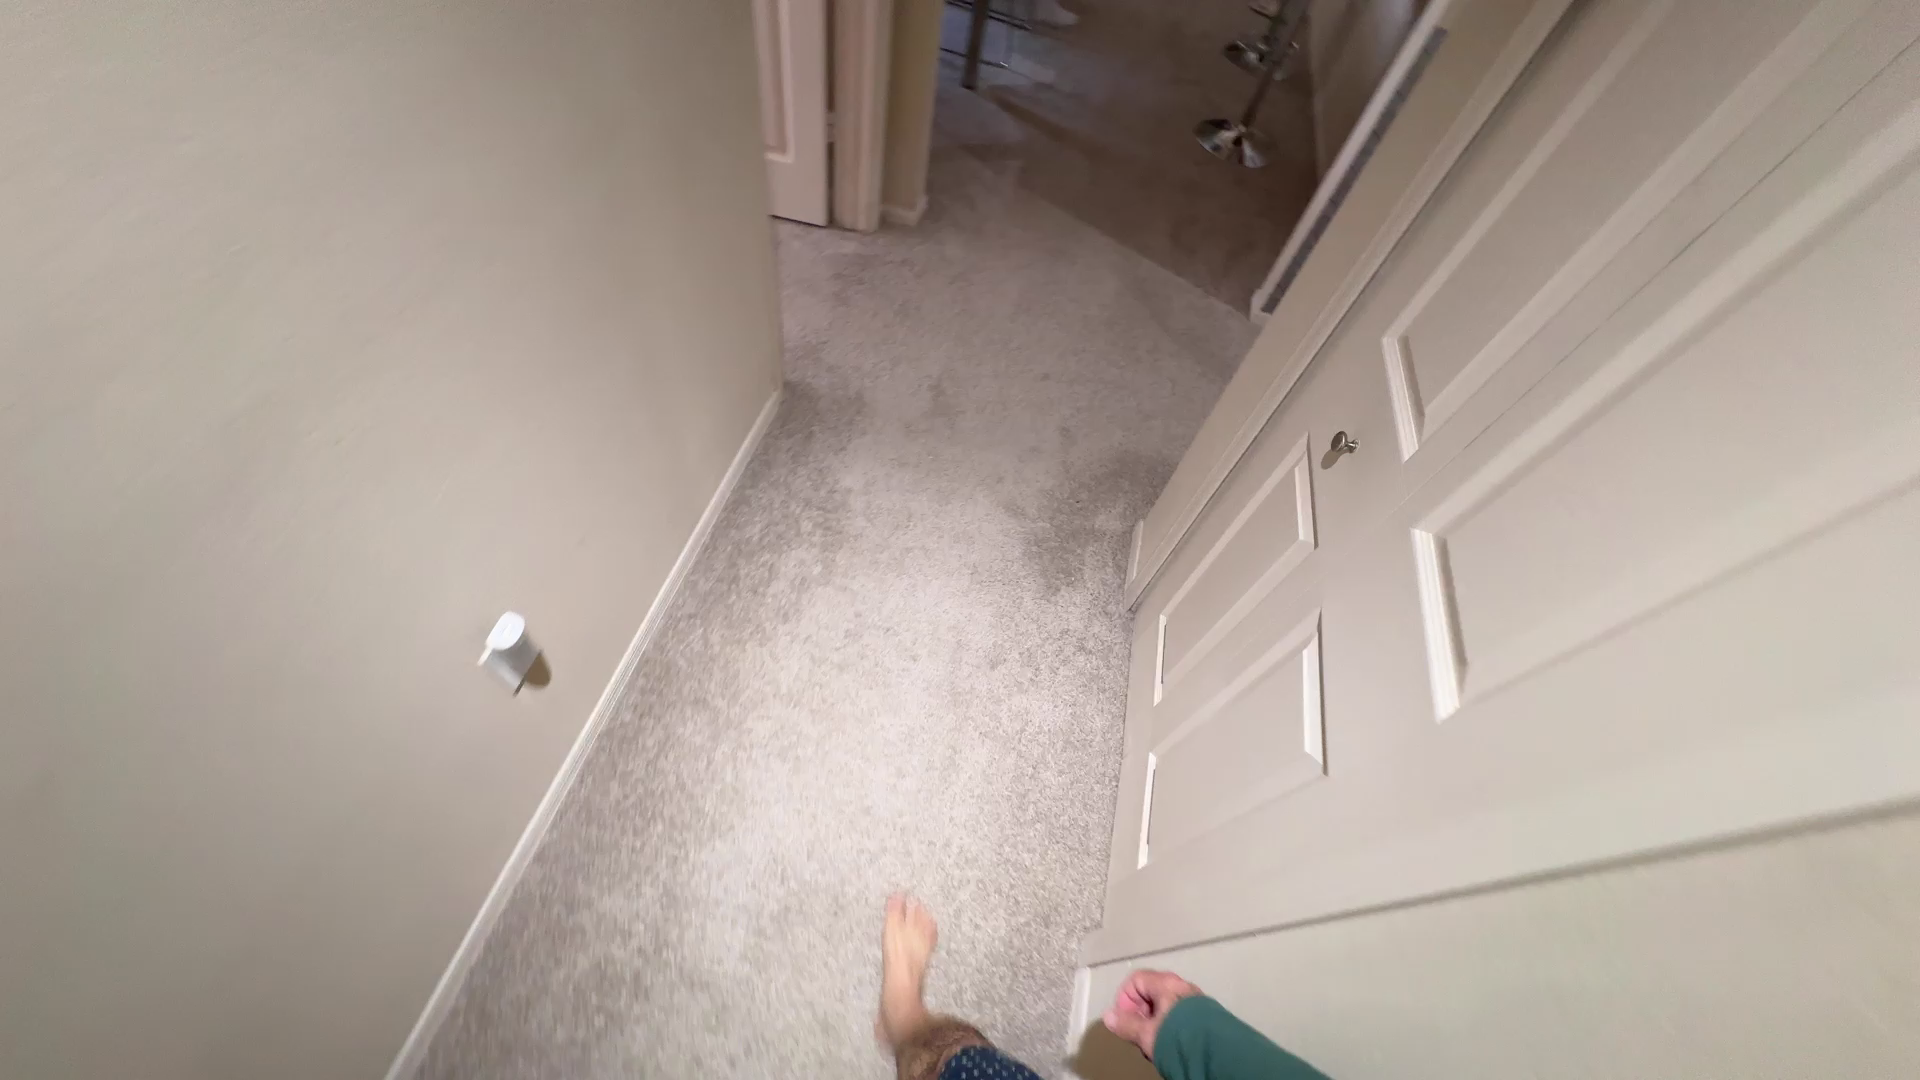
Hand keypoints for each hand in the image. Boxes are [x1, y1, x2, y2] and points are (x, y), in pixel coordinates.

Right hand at [1101, 969, 1201, 1060]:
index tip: (1125, 1022)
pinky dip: (1171, 1025)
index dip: (1125, 999)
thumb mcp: (1148, 1036)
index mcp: (1166, 983)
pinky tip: (1174, 1044)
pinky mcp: (1206, 1014)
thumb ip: (1127, 1025)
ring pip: (1166, 1005)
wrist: (1221, 1056)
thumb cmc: (1179, 1039)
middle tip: (1141, 1036)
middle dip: (1141, 1014)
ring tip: (1157, 1044)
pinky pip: (1180, 1014)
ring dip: (1156, 1022)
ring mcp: (1195, 999)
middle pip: (1151, 992)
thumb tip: (1108, 1016)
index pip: (1135, 979)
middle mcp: (1181, 985)